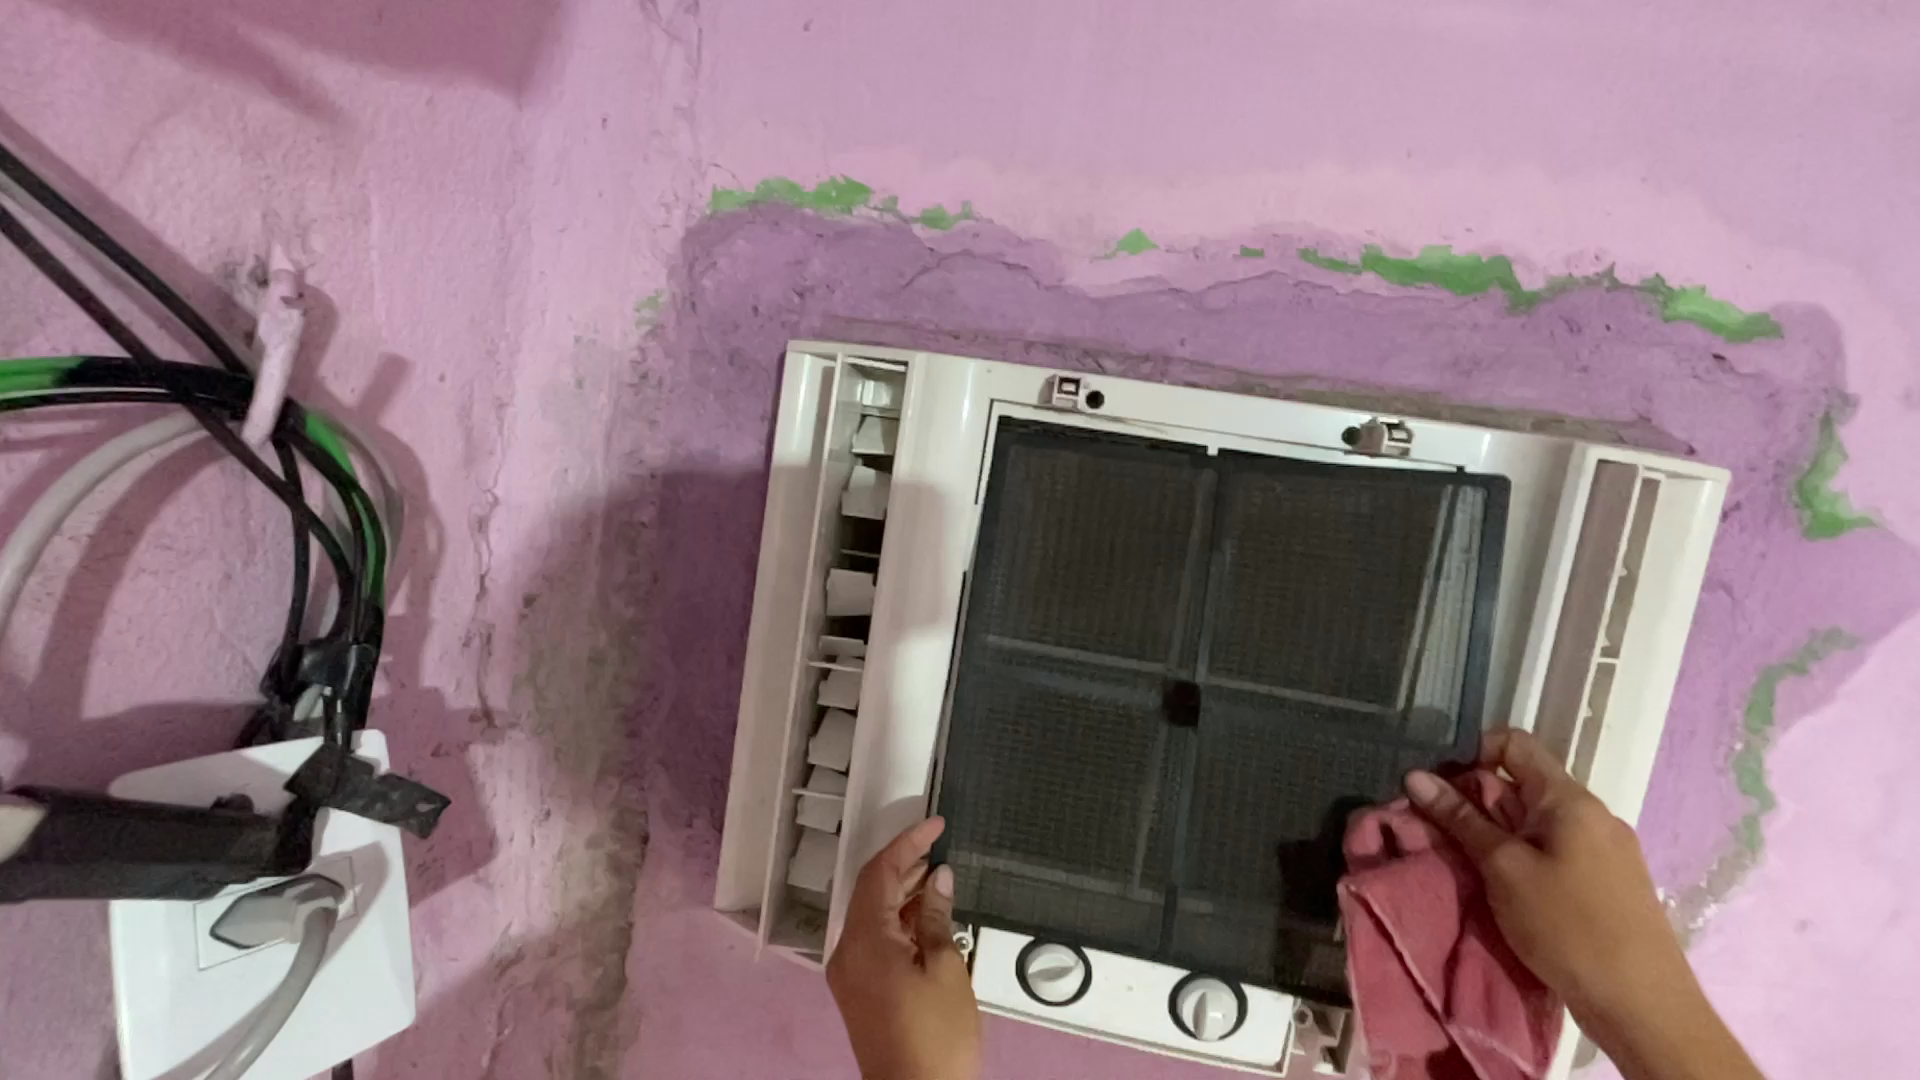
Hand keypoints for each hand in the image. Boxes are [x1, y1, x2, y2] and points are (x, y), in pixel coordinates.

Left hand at [826, 817, 979, 1079]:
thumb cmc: (936, 1038)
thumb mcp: (946, 968)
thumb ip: (937, 916)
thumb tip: (938, 879)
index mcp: (864, 940)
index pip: (881, 872)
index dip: (909, 842)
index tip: (936, 824)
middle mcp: (847, 951)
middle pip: (872, 889)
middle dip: (905, 864)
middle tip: (939, 847)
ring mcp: (850, 972)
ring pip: (873, 913)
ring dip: (903, 892)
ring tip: (939, 876)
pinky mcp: (859, 989)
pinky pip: (874, 937)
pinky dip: (899, 919)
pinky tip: (927, 915)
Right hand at [1404, 730, 1763, 1079]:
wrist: (1646, 1012)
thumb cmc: (1569, 928)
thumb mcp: (1502, 868)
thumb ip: (1459, 818)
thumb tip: (1415, 776)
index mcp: (1570, 800)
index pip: (1513, 744)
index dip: (1471, 752)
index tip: (1440, 783)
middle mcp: (1592, 814)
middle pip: (1520, 782)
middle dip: (1474, 797)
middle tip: (1436, 824)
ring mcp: (1604, 849)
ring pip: (1533, 818)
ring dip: (1493, 829)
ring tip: (1463, 857)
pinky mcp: (1606, 881)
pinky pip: (1551, 847)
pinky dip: (1518, 853)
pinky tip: (1500, 882)